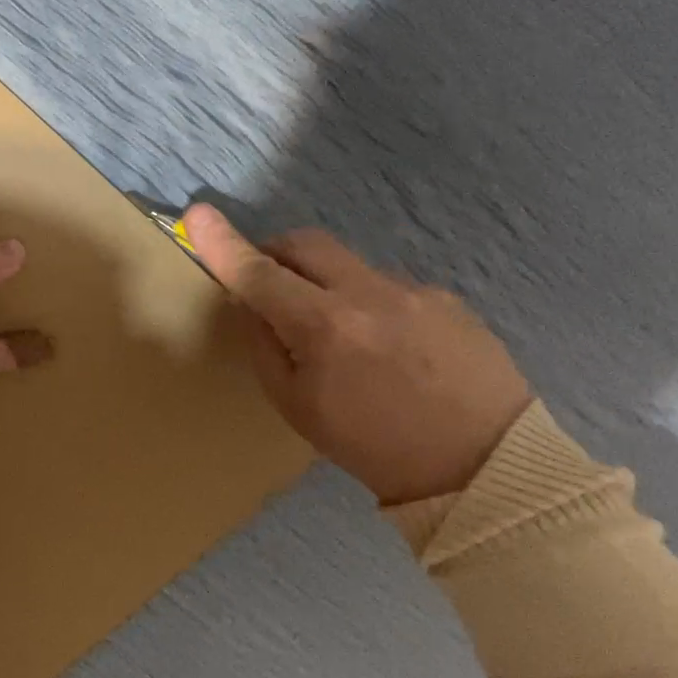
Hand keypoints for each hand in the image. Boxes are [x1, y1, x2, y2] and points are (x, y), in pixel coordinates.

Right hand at [184, 204, 531, 504]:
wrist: (481, 462)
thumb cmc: (368, 442)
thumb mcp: (293, 403)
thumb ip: (265, 345)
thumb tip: (251, 304)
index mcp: (324, 326)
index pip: (259, 273)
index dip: (222, 243)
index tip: (197, 215)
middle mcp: (371, 294)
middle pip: (308, 244)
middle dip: (273, 251)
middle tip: (258, 278)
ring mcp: (416, 292)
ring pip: (347, 268)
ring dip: (322, 285)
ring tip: (331, 338)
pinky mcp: (447, 301)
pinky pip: (386, 289)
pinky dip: (363, 305)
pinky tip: (379, 348)